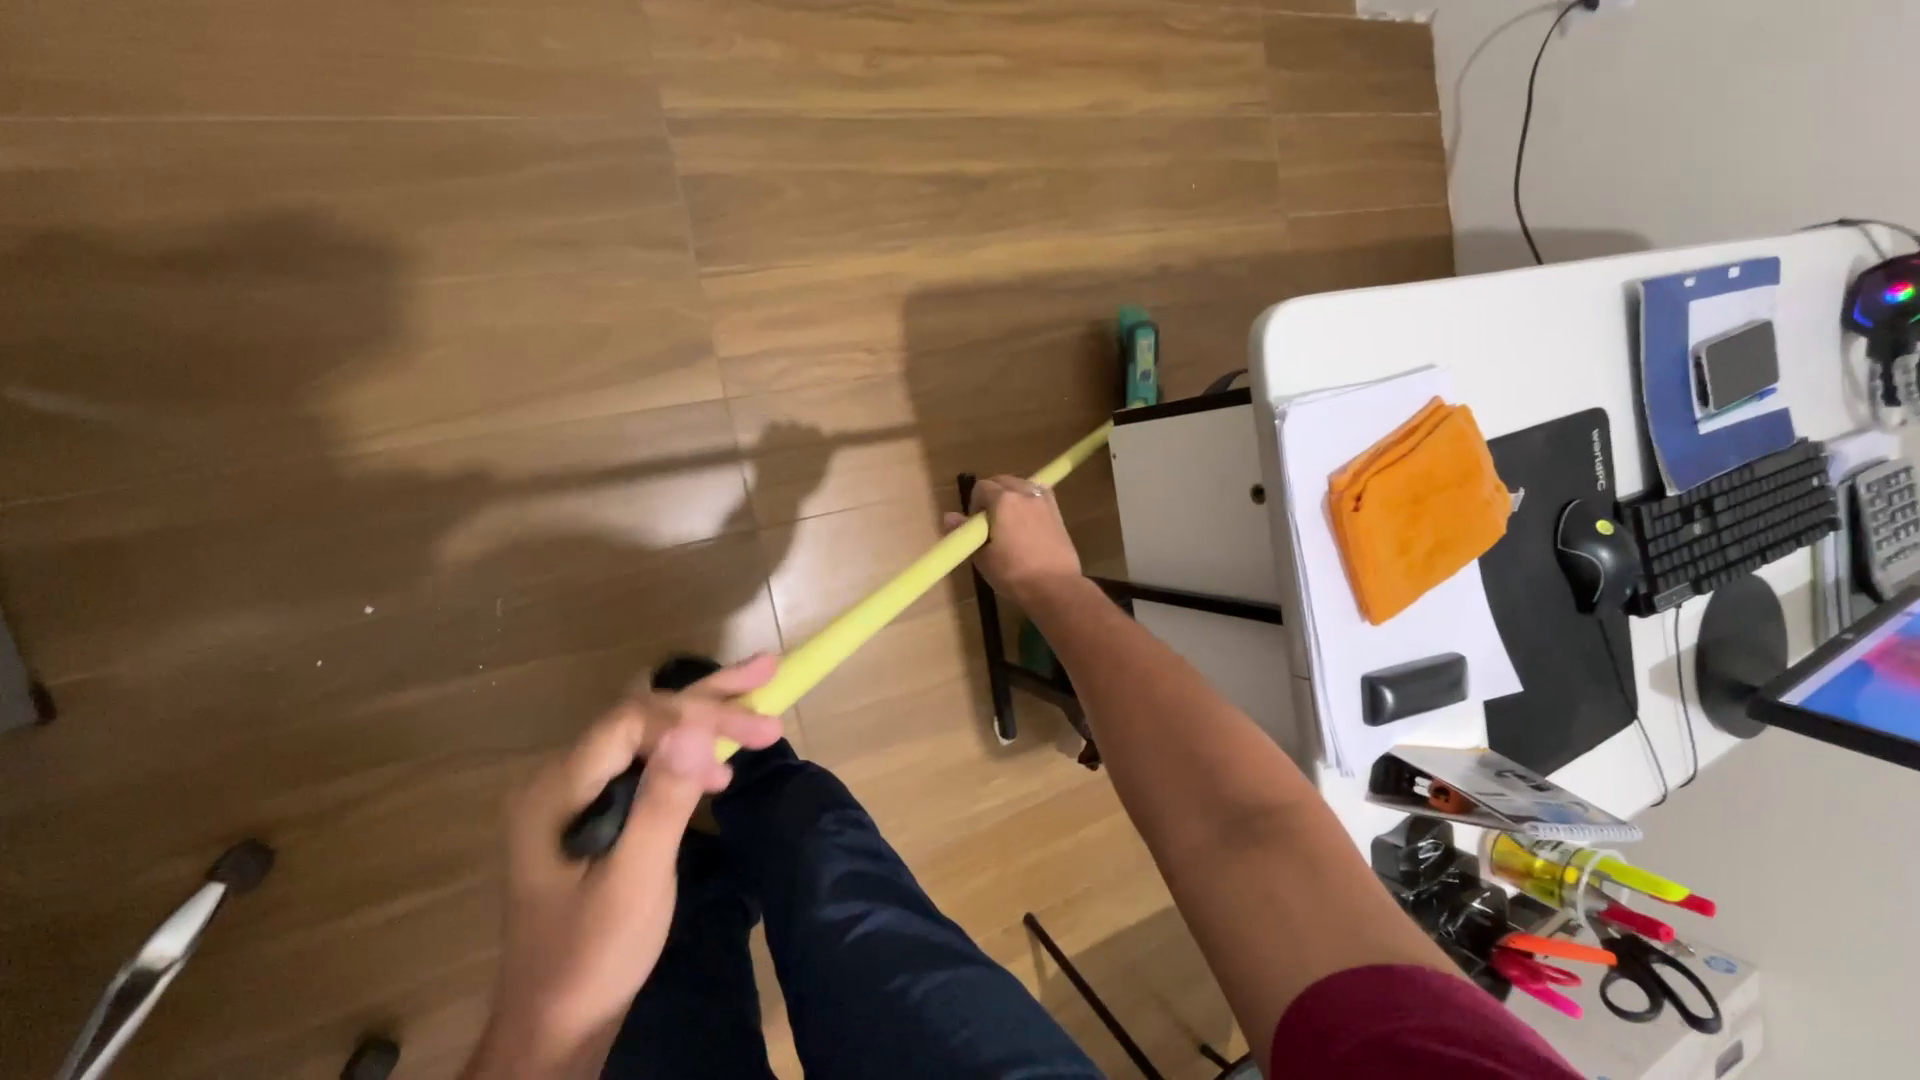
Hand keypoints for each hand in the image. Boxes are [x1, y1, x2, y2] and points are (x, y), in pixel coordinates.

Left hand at [466, 656, 783, 1078]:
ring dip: (703, 714)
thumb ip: (663, 802)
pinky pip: (645, 762)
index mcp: (554, 791)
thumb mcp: (635, 882)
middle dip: (707, 700)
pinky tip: (722, 750)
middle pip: (639, 717)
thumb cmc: (592, 957)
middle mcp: (560, 779)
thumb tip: (696, 728)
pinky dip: (690, 749)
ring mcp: (576, 794)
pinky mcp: (595, 812)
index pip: (630, 722)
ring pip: (646, 734)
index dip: (694, 715)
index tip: (755, 731)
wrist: (555, 1025)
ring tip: (760, 692)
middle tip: (770, 674)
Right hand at [945, 474, 1082, 604]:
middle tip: (990, 523)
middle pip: (1003, 481)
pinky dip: (1030, 501)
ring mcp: (1044, 501)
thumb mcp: (983, 557)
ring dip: (1012, 496)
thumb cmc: (1013, 574)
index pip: (982, 487)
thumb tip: (948, 516)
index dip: (974, 505)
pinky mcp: (1058, 513)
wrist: (1055, 587)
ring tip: (1010, 522)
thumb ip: (965, 533)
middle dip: (992, 496)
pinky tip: (1028, 522)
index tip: (976, 526)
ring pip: (1022, 486)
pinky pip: (1039, 496)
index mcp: (1004, 500)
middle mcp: (1025, 493)